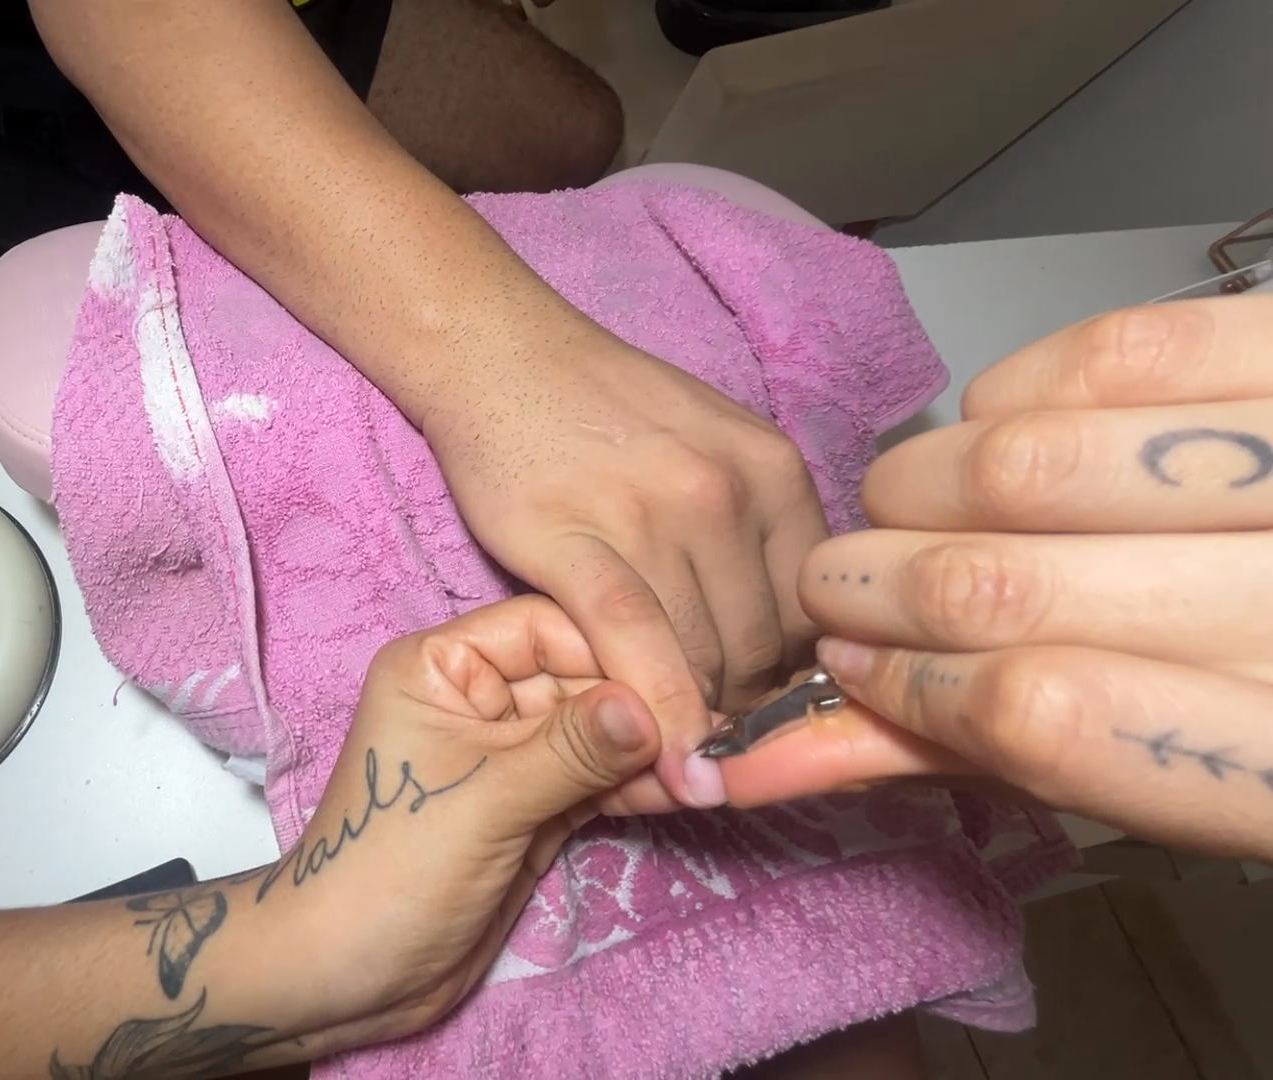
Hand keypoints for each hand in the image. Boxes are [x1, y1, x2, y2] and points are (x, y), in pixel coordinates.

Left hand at [266, 595, 660, 1050]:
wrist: (354, 970)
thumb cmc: (393, 866)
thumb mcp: (483, 800)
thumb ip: (570, 750)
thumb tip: (654, 707)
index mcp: (440, 665)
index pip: (544, 628)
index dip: (614, 651)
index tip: (682, 695)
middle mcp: (475, 694)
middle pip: (577, 675)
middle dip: (641, 707)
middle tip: (709, 744)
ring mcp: (506, 748)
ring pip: (594, 728)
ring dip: (648, 750)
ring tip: (705, 775)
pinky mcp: (530, 798)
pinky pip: (595, 776)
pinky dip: (634, 784)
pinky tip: (679, 793)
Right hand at [426, 335, 828, 811]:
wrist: (501, 360)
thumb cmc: (595, 401)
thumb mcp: (705, 436)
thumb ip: (748, 517)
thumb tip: (763, 612)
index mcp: (771, 470)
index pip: (810, 609)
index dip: (786, 674)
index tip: (753, 705)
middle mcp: (727, 494)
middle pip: (758, 642)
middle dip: (736, 702)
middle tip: (704, 731)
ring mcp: (652, 518)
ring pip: (702, 652)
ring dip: (692, 709)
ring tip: (671, 738)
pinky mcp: (575, 541)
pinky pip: (633, 638)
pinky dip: (655, 702)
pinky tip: (662, 750)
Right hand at [718, 296, 1272, 861]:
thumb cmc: (1221, 694)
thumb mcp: (1097, 763)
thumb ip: (934, 751)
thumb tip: (756, 763)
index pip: (1036, 717)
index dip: (906, 686)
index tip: (856, 662)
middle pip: (993, 588)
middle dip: (867, 585)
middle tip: (848, 585)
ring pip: (1017, 466)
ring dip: (911, 491)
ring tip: (918, 513)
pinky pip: (1098, 357)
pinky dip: (1003, 399)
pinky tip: (1007, 436)